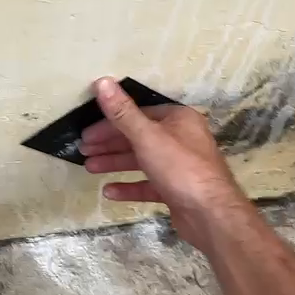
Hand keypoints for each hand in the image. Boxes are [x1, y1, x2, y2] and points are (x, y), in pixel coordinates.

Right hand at [79, 77, 252, 250]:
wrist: (210, 213)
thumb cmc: (179, 168)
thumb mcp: (147, 136)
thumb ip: (122, 112)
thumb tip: (102, 81)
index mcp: (178, 119)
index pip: (137, 115)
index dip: (109, 123)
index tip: (87, 134)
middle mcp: (181, 139)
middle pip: (138, 137)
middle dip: (109, 144)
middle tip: (83, 151)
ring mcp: (179, 166)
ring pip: (141, 160)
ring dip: (115, 163)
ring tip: (89, 168)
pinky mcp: (176, 189)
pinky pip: (148, 184)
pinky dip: (129, 186)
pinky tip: (109, 192)